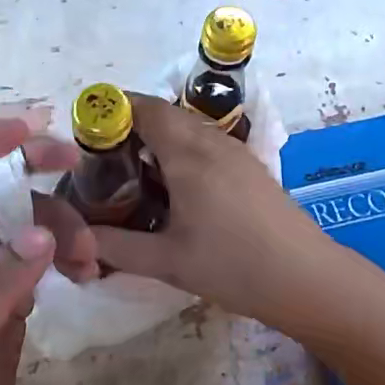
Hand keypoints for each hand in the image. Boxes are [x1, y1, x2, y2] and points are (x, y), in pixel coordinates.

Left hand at [0, 120, 95, 384]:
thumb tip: (40, 235)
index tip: (27, 128)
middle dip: (32, 168)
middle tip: (76, 165)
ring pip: (25, 219)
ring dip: (61, 223)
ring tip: (88, 257)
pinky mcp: (6, 297)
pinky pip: (42, 255)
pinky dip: (67, 253)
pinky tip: (85, 272)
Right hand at [90, 95, 330, 323]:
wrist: (304, 277)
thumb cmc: (232, 265)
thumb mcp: (166, 261)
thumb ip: (116, 247)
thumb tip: (80, 236)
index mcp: (188, 153)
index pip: (145, 108)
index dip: (115, 111)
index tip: (91, 135)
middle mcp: (211, 140)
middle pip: (165, 114)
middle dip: (133, 127)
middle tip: (107, 161)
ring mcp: (235, 150)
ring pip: (188, 128)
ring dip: (159, 139)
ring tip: (137, 175)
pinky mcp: (250, 165)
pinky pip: (207, 142)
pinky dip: (183, 151)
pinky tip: (177, 189)